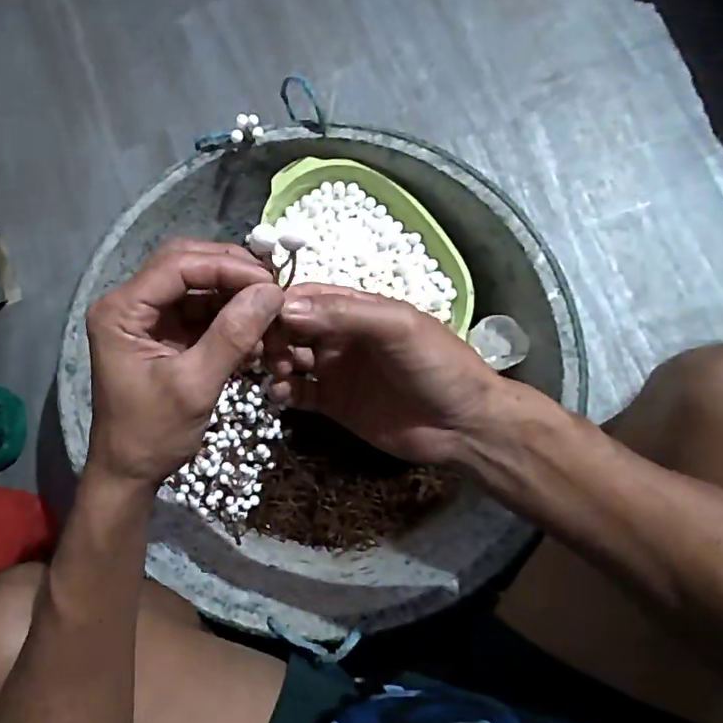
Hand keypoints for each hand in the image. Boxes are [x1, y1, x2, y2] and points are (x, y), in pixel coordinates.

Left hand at [86, 240, 283, 485]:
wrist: (129, 472)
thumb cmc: (152, 433)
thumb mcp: (194, 384)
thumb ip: (232, 335)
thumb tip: (272, 293)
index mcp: (122, 310)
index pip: (177, 265)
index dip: (225, 267)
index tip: (269, 282)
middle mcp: (129, 304)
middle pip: (185, 266)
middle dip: (230, 273)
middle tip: (272, 289)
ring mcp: (146, 319)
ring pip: (195, 287)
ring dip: (233, 296)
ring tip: (269, 311)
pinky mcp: (162, 335)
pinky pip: (199, 312)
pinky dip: (228, 317)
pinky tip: (254, 331)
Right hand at [267, 284, 508, 464]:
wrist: (463, 425)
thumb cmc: (437, 365)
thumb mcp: (397, 327)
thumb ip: (345, 314)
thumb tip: (287, 308)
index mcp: (356, 309)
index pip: (306, 296)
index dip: (280, 303)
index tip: (258, 316)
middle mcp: (340, 336)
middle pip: (291, 327)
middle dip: (271, 334)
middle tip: (263, 351)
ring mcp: (334, 371)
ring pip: (288, 358)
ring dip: (273, 361)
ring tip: (274, 371)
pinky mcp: (332, 404)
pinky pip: (297, 393)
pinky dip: (282, 391)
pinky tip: (280, 393)